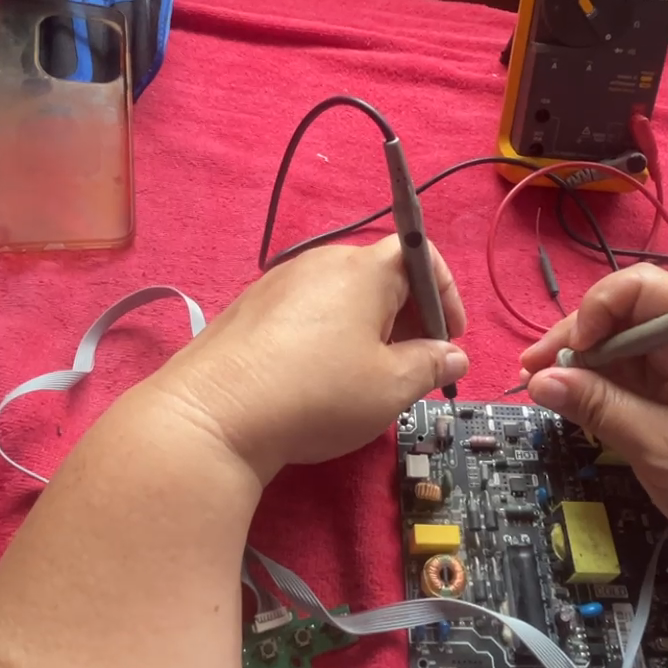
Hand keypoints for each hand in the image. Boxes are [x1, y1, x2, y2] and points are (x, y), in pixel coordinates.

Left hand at [148, 234, 469, 477]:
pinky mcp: (252, 306)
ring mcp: (281, 281)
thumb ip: (430, 365)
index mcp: (363, 269)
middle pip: (381, 274)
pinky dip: (330, 333)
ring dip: (370, 327)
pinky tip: (319, 376)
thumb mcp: (390, 387)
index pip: (420, 254)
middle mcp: (322, 262)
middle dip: (410, 316)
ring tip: (366, 376)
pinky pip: (308, 308)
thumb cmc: (317, 393)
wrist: (214, 413)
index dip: (446, 294)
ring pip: (343, 294)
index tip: (449, 339)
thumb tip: (454, 356)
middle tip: (413, 366)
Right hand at [520, 264, 667, 594]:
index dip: (594, 311)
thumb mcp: (662, 451)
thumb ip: (600, 408)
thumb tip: (539, 381)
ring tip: (543, 391)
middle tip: (530, 376)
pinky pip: (639, 375)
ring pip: (626, 347)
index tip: (566, 356)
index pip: (641, 289)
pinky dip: (605, 388)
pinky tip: (577, 403)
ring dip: (584, 366)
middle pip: (626, 316)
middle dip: (575, 341)